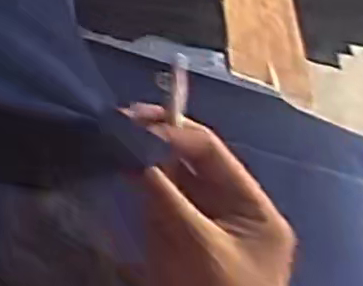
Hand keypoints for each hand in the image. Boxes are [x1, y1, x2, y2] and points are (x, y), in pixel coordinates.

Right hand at [127, 103, 295, 285]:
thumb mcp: (193, 240)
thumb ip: (159, 186)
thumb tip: (121, 137)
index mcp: (253, 209)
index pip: (209, 149)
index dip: (169, 130)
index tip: (129, 124)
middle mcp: (230, 203)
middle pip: (188, 152)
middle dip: (151, 133)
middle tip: (115, 121)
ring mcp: (203, 213)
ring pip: (169, 164)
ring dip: (140, 148)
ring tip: (110, 136)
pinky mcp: (177, 221)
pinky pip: (156, 183)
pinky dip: (135, 167)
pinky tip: (115, 159)